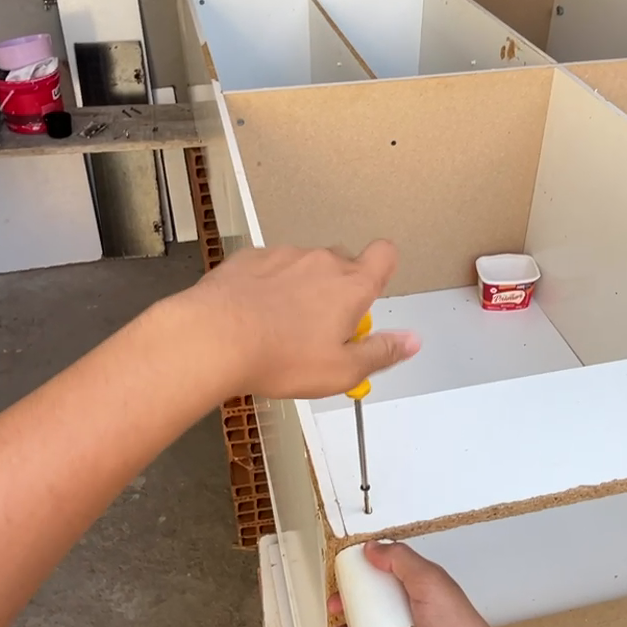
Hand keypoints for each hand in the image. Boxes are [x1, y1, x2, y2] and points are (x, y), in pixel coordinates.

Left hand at [171, 241, 418, 398]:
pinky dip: (266, 286)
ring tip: (280, 328)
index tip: (369, 296)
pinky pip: (268, 268)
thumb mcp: (342, 371)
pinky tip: (252, 316)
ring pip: (303, 267)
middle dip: (338, 292)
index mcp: (351, 286)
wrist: (214, 338)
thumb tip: (411, 340)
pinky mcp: (248, 259)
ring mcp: (283, 256)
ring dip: (300, 289)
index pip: (385, 255)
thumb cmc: (281, 357)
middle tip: (321, 331)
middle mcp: (321, 261)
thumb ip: (381, 352)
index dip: (383, 270)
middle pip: (342, 265)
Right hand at [331, 542, 511, 626]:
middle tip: (334, 608)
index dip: (364, 569)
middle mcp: (416, 607)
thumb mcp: (428, 582)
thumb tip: (374, 546)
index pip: (389, 568)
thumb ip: (400, 560)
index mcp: (423, 584)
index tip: (342, 573)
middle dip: (350, 604)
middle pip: (375, 600)